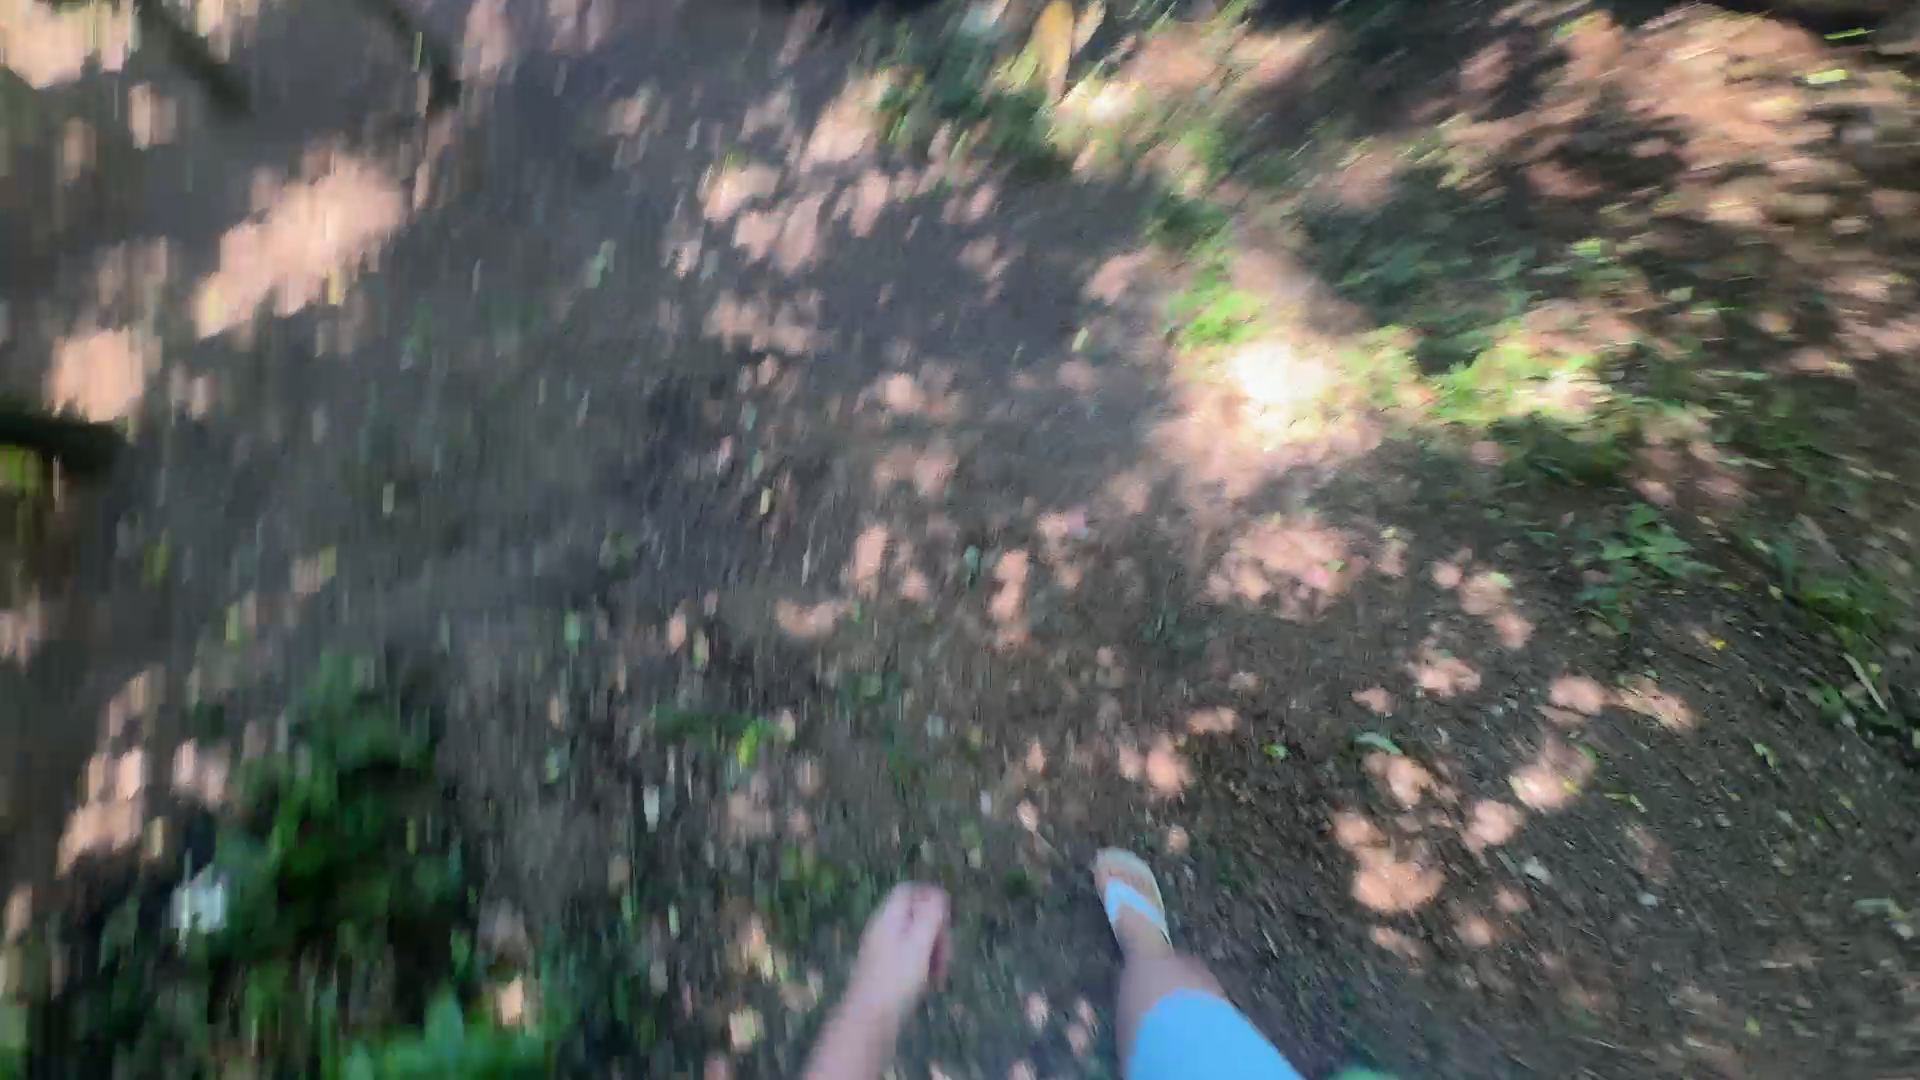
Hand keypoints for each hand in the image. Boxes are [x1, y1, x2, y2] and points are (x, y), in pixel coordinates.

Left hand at [843, 882, 950, 1021]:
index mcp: (888, 917)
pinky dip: (922, 966)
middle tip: (946, 955)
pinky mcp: (884, 971)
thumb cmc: (896, 979)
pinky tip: (929, 985)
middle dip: (936, 932)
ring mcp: (882, 950)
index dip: (930, 897)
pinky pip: (908, 957)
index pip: (909, 890)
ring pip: (914, 938)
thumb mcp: (919, 943)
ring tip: (939, 975)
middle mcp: (883, 929)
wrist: (867, 1021)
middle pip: (915, 915)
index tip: (948, 917)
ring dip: (932, 952)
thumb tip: (939, 895)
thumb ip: (931, 915)